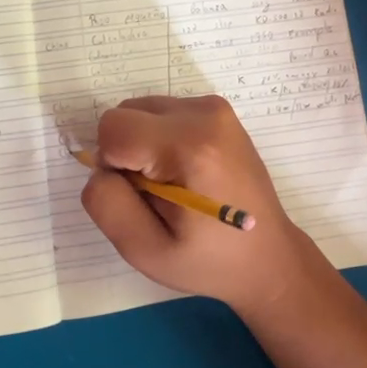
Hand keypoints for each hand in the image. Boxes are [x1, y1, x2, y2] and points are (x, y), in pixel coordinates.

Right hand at [80, 95, 323, 314]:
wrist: (267, 256)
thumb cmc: (208, 261)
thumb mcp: (145, 251)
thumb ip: (107, 204)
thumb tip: (99, 166)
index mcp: (190, 146)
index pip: (113, 128)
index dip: (112, 165)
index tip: (140, 196)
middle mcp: (204, 113)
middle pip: (125, 113)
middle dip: (126, 152)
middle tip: (157, 195)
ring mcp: (214, 106)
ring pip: (141, 110)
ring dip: (142, 144)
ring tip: (174, 183)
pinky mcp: (217, 108)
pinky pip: (162, 111)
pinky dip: (159, 137)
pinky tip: (185, 170)